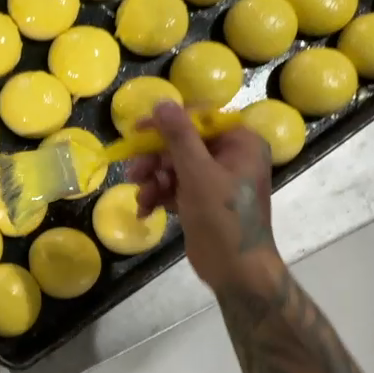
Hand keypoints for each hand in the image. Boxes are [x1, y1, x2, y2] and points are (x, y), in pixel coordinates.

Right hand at [128, 102, 279, 288]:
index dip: (167, 123)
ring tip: (141, 197)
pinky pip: (174, 187)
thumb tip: (161, 103)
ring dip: (153, 181)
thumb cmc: (223, 218)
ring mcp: (215, 180)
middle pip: (182, 144)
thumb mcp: (197, 174)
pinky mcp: (202, 200)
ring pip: (174, 167)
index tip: (138, 131)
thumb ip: (179, 136)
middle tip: (134, 172)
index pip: (199, 118)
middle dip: (155, 160)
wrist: (236, 269)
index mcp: (240, 143)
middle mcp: (230, 156)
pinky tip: (146, 210)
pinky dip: (159, 196)